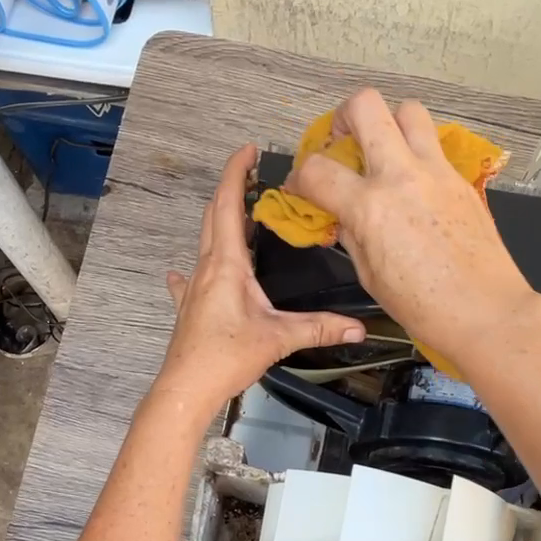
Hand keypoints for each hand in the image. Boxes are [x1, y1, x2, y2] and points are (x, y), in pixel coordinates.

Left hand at [152, 144, 365, 415]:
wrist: (186, 391)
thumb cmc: (225, 359)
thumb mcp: (278, 339)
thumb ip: (319, 328)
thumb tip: (358, 328)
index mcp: (226, 264)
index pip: (228, 204)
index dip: (236, 172)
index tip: (249, 150)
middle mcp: (205, 269)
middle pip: (214, 217)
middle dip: (231, 192)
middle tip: (253, 180)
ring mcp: (193, 289)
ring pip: (203, 244)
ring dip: (219, 224)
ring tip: (241, 219)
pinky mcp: (188, 310)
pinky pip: (188, 280)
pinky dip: (192, 269)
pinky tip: (183, 273)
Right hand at [285, 89, 540, 372]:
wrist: (485, 310)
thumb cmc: (424, 307)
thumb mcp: (371, 277)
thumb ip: (352, 236)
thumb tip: (343, 217)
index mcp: (370, 209)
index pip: (318, 170)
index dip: (299, 176)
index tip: (301, 187)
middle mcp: (402, 176)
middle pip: (366, 106)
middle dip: (343, 117)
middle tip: (341, 143)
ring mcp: (436, 172)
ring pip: (407, 111)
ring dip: (387, 124)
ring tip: (382, 153)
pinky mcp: (460, 179)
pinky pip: (433, 145)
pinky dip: (415, 152)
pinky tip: (413, 184)